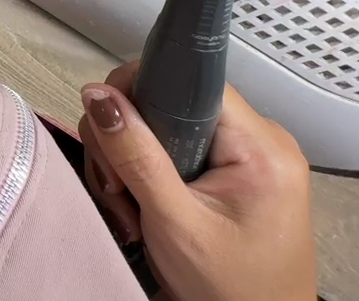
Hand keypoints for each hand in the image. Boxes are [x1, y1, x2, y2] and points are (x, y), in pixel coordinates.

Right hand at [79, 64, 314, 300]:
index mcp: (261, 148)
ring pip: (154, 120)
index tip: (111, 130)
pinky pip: (164, 140)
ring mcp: (241, 154)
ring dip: (124, 156)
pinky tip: (138, 199)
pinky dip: (139, 165)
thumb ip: (135, 154)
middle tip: (119, 185)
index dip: (136, 91)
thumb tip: (97, 93)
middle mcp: (257, 140)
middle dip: (123, 137)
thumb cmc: (230, 288)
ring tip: (128, 201)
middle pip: (161, 99)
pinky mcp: (225, 167)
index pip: (184, 79)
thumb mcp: (174, 222)